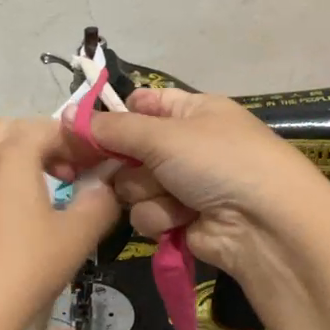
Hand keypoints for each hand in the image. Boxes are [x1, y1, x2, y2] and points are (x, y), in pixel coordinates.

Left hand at [0, 118, 121, 329]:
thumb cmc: (26, 268)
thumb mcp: (77, 236)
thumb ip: (100, 201)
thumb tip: (107, 185)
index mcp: (11, 154)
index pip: (49, 127)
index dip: (78, 141)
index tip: (98, 167)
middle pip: (12, 130)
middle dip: (43, 143)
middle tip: (67, 175)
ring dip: (15, 159)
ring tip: (39, 193)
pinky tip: (11, 218)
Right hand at [80, 88, 329, 277]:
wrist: (263, 224)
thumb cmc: (218, 162)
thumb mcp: (163, 135)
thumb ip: (111, 128)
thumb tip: (67, 116)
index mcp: (192, 111)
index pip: (142, 104)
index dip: (114, 116)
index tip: (84, 131)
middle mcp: (186, 145)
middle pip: (128, 150)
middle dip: (125, 164)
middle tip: (122, 168)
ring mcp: (184, 185)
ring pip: (133, 187)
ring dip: (146, 194)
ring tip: (174, 199)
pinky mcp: (181, 220)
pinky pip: (147, 215)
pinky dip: (160, 218)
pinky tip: (181, 221)